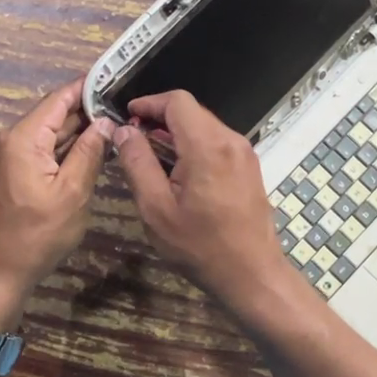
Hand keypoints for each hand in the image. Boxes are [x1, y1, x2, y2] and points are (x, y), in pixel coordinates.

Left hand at [0, 80, 111, 328]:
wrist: (1, 271)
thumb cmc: (39, 234)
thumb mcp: (73, 192)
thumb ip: (89, 152)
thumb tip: (105, 122)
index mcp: (22, 139)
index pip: (58, 100)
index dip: (85, 88)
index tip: (113, 78)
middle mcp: (9, 139)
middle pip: (52, 115)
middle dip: (85, 112)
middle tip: (121, 107)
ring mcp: (5, 155)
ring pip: (47, 134)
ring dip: (75, 132)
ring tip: (112, 126)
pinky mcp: (7, 171)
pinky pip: (39, 150)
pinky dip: (62, 149)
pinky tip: (88, 149)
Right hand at [112, 90, 301, 308]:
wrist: (251, 274)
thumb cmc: (199, 245)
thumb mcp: (156, 208)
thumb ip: (137, 163)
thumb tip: (124, 132)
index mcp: (207, 146)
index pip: (178, 101)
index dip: (149, 103)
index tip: (127, 115)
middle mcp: (231, 141)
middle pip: (192, 112)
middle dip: (161, 118)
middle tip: (134, 138)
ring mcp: (244, 154)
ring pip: (205, 127)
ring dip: (177, 133)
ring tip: (152, 155)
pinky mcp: (249, 168)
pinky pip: (217, 143)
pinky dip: (194, 146)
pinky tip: (179, 170)